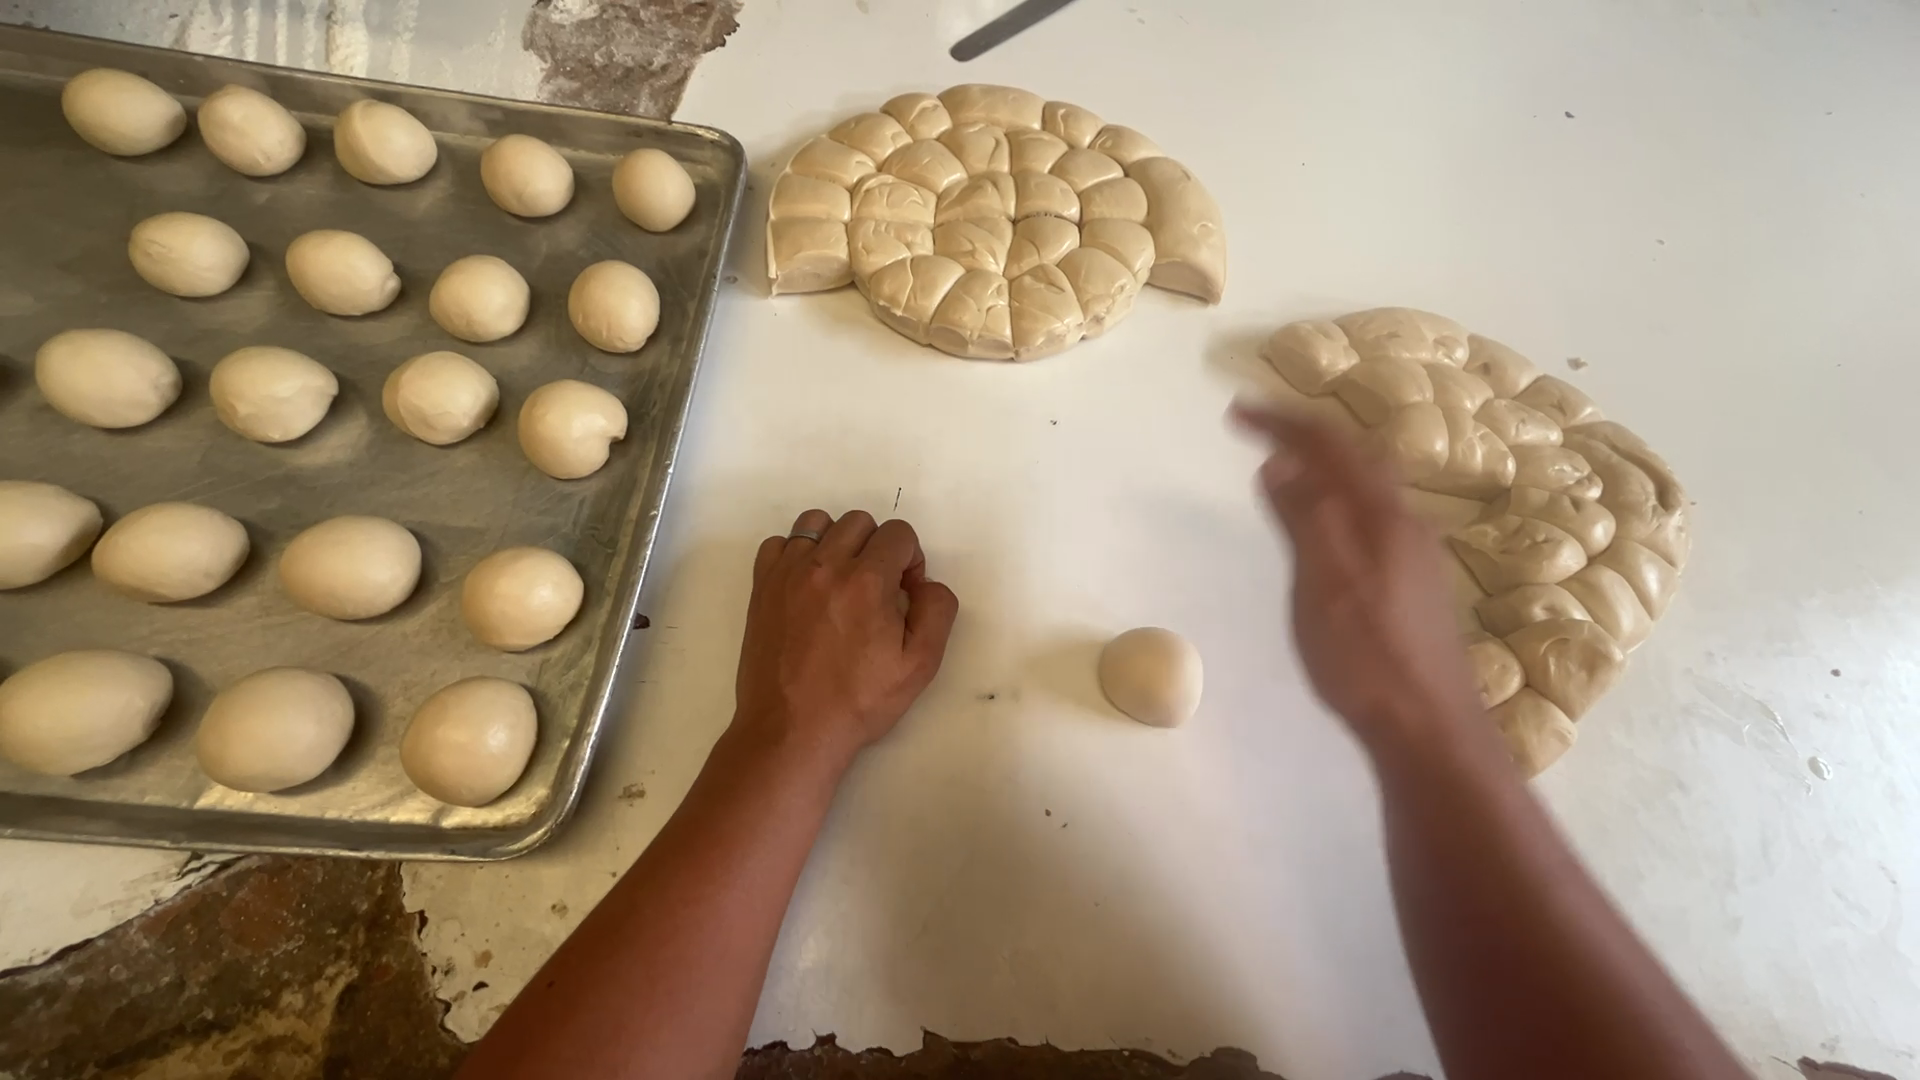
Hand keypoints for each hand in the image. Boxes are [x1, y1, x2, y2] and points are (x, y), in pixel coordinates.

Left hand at [732, 509, 959, 769]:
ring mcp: (788, 573)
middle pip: (860, 521)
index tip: (905, 594)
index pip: (899, 533)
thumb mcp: (920, 665)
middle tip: (877, 590)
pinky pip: (780, 543)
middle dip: (878, 548)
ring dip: (837, 541)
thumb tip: (926, 583)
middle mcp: (825, 565)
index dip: (911, 560)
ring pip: (817, 522)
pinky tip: (808, 585)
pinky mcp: (762, 587)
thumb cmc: (859, 702)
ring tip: (841, 580)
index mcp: (867, 581)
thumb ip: (938, 611)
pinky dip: (798, 553)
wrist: (792, 730)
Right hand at [1232, 402, 1482, 750]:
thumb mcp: (1322, 582)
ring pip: (1367, 486)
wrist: (1428, 724)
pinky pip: (1369, 513)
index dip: (1283, 422)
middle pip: (1357, 456)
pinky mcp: (1410, 580)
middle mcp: (1404, 523)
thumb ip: (1303, 518)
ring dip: (1325, 462)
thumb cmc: (1365, 654)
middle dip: (1306, 432)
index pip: (1330, 446)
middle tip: (1260, 427)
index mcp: (1381, 517)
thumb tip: (1280, 461)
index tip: (1236, 411)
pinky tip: (1322, 520)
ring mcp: (1412, 553)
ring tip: (1285, 463)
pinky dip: (1336, 495)